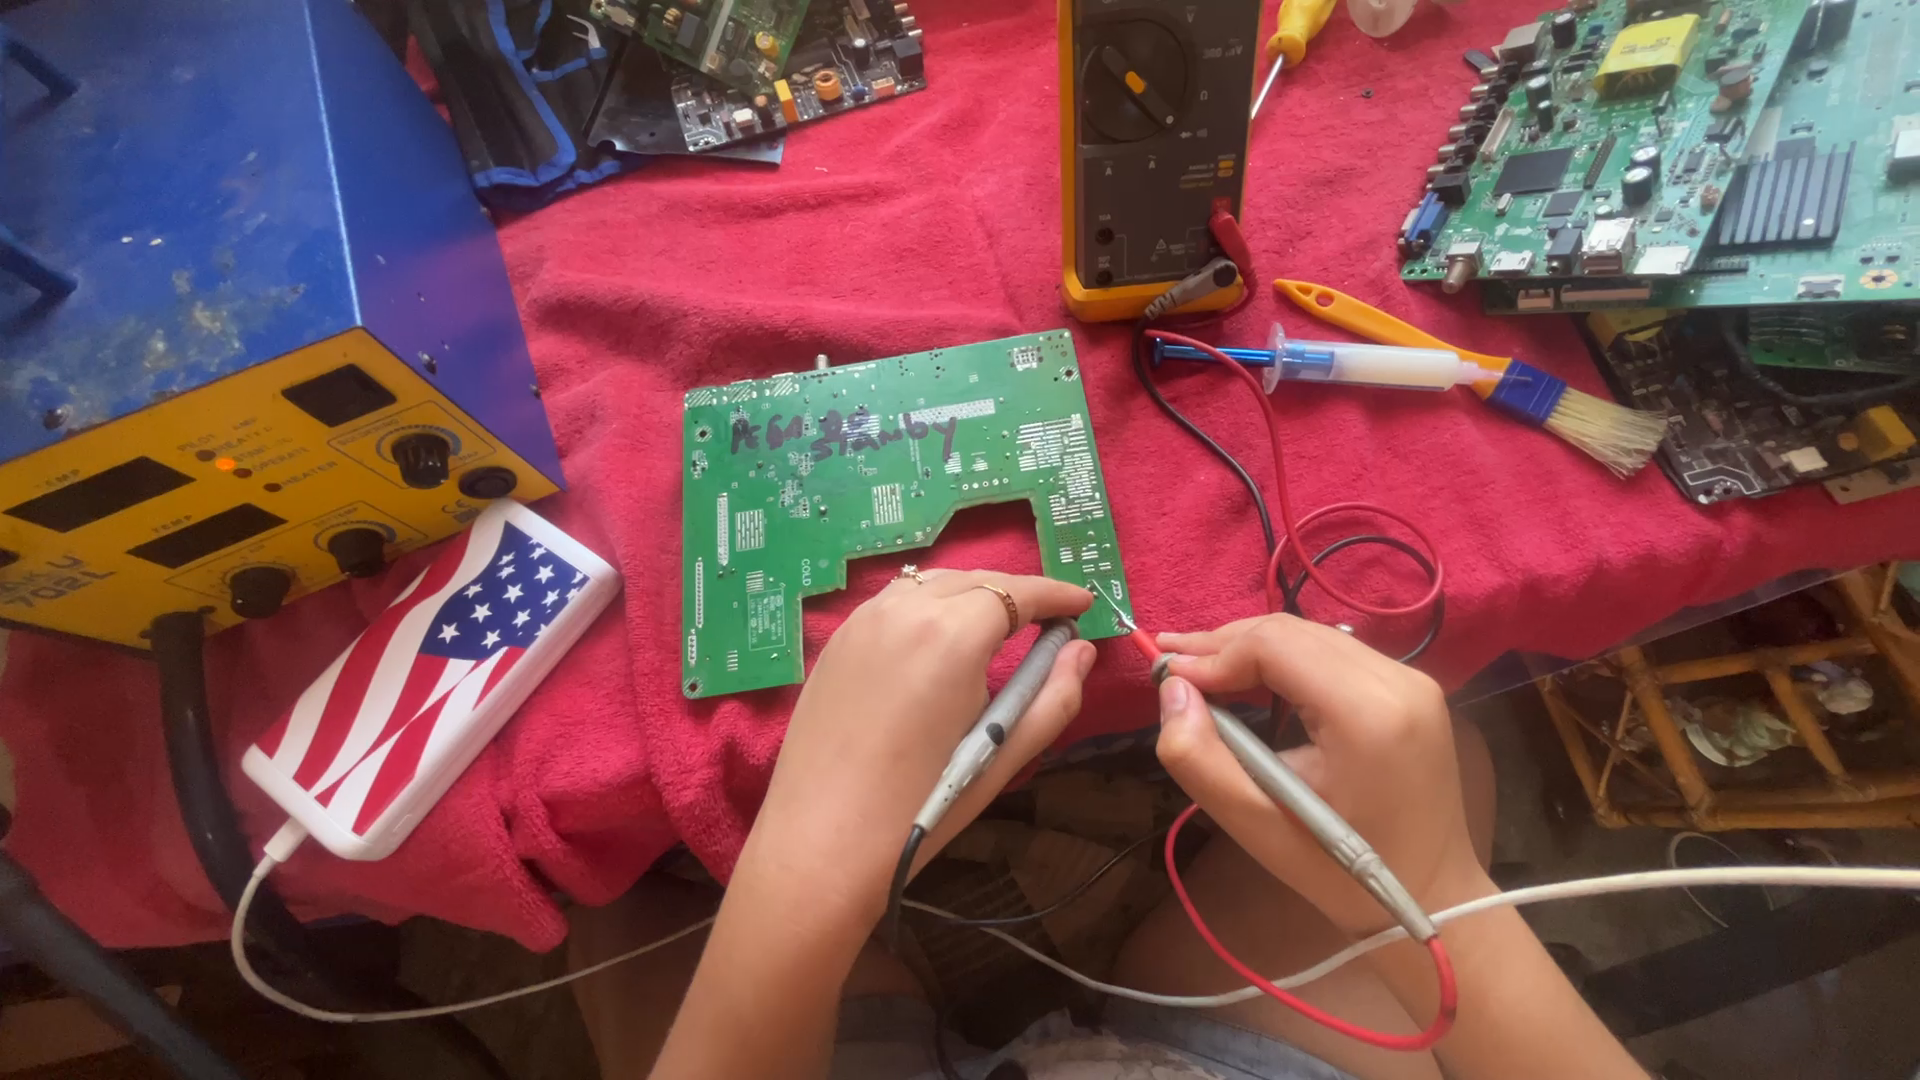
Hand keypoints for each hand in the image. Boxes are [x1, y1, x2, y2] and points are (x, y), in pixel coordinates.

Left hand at [741, 569, 1095, 927]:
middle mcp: (904, 610)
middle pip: (975, 580)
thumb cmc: (921, 806)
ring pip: (931, 584)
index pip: (1016, 592)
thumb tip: (1080, 650)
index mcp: (950, 635)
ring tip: (995, 624)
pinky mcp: (837, 639)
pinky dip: (928, 604)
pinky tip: (937, 636)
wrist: (820, 842)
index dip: (1054, 593)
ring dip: (971, 593)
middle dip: (1016, 593)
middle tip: (1047, 618)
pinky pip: (894, 601)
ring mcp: (862, 619)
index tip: (1082, 602)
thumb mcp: (1001, 755)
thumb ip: (1052, 696)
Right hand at [1154, 615, 1487, 935]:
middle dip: (1220, 643)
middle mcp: (1396, 680)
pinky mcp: (1409, 684)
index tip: (1166, 677)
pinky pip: (1327, 649)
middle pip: (1288, 631)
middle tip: (1166, 658)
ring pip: (1305, 633)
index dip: (1211, 654)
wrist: (1433, 896)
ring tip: (1194, 661)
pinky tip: (1244, 669)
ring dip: (1246, 645)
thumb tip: (1172, 689)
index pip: (1272, 645)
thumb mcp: (1257, 827)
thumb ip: (1200, 759)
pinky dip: (1278, 654)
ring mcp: (1410, 678)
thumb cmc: (1339, 872)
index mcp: (1366, 714)